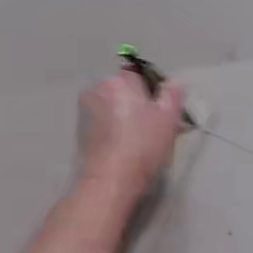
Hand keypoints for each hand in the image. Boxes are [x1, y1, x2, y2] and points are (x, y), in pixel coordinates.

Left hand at [78, 71, 185, 193]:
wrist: (111, 179)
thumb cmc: (143, 146)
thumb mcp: (169, 119)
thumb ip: (172, 95)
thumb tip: (173, 82)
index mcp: (121, 81)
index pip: (139, 73)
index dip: (151, 89)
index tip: (160, 108)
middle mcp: (99, 88)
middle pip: (123, 89)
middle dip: (136, 101)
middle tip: (152, 125)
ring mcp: (86, 108)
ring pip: (112, 105)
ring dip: (122, 114)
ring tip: (137, 137)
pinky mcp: (79, 128)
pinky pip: (101, 119)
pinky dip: (111, 126)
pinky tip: (121, 144)